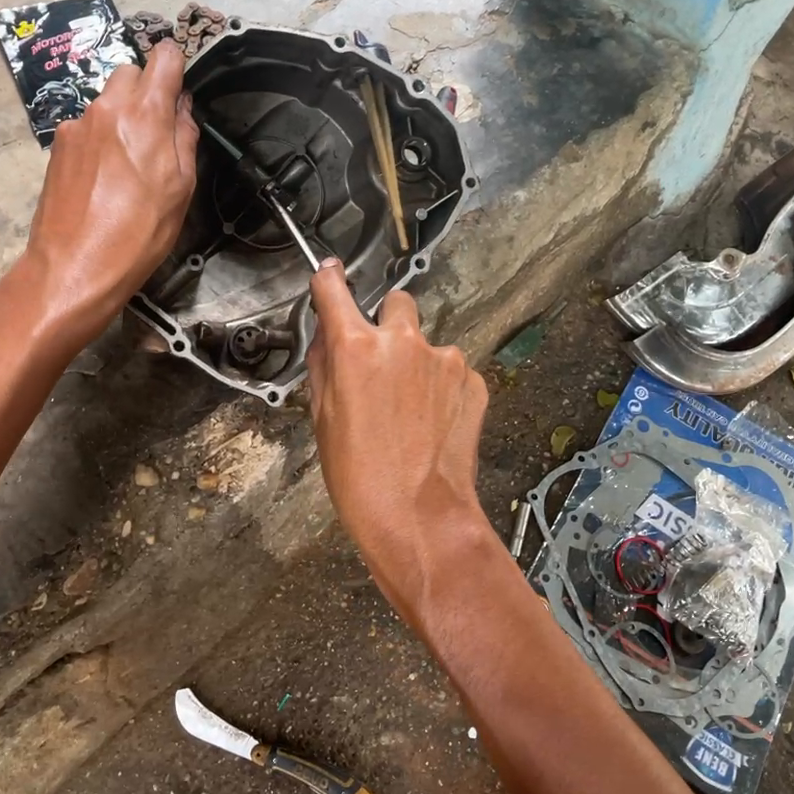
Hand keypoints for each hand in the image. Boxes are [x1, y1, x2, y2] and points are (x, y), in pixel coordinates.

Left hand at [18, 45, 198, 336]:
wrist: (74, 267)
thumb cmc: (137, 234)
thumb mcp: (181, 190)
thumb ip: (185, 139)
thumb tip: (182, 108)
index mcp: (144, 115)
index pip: (163, 57)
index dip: (175, 65)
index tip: (180, 87)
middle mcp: (107, 109)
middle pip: (130, 73)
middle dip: (146, 92)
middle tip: (157, 133)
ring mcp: (76, 126)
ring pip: (106, 101)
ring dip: (121, 118)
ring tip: (129, 165)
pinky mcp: (57, 147)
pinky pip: (86, 128)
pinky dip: (99, 140)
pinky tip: (103, 179)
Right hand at [306, 261, 490, 606]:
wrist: (418, 517)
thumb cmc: (359, 476)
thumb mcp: (321, 418)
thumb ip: (324, 364)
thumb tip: (328, 336)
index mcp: (356, 348)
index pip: (335, 290)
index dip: (329, 280)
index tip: (330, 276)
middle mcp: (403, 342)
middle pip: (395, 303)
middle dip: (387, 324)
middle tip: (379, 363)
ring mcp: (444, 360)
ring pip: (426, 343)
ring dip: (417, 362)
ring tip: (408, 411)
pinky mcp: (472, 381)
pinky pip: (451, 370)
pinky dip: (441, 387)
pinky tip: (430, 422)